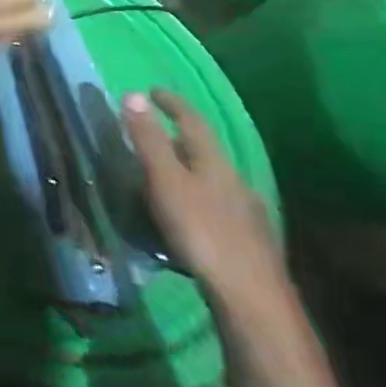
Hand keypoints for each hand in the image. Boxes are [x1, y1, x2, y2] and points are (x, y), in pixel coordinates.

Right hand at [123, 89, 282, 298]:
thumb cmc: (201, 231)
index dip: (172, 103)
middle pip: (206, 149)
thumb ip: (148, 140)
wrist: (252, 296)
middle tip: (154, 131)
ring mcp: (247, 211)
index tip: (152, 90)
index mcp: (214, 162)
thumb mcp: (165, 181)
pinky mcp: (250, 239)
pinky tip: (194, 212)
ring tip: (168, 172)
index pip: (193, 121)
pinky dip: (201, 195)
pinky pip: (220, 203)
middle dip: (180, 136)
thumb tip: (133, 94)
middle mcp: (235, 179)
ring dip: (192, 167)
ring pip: (215, 177)